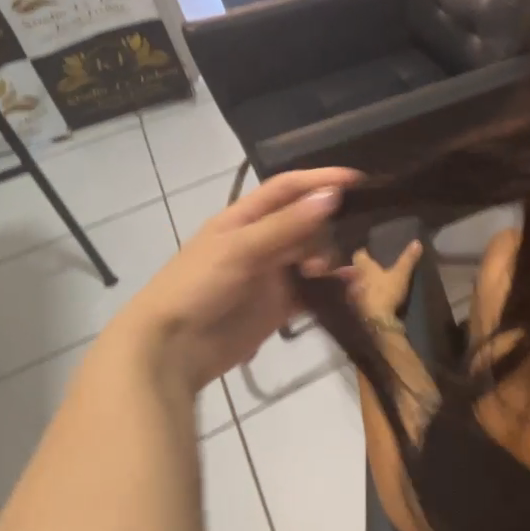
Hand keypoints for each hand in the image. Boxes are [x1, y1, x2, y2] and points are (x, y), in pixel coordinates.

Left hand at [112, 169, 357, 390]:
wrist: (170, 351)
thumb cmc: (197, 287)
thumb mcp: (240, 249)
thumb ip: (287, 224)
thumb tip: (333, 195)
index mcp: (244, 219)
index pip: (289, 189)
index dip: (321, 179)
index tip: (359, 180)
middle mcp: (262, 241)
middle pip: (307, 221)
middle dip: (332, 225)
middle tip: (350, 238)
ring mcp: (272, 274)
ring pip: (315, 255)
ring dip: (334, 257)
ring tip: (341, 270)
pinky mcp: (280, 305)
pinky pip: (315, 290)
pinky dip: (334, 287)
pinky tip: (351, 288)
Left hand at [351, 239, 424, 320]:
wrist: (376, 321)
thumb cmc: (386, 292)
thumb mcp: (401, 274)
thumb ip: (408, 258)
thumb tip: (416, 241)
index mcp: (363, 266)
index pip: (358, 254)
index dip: (364, 252)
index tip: (370, 251)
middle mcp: (353, 277)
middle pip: (355, 269)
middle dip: (362, 268)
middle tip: (374, 267)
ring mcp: (352, 293)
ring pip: (355, 283)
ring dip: (362, 283)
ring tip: (373, 283)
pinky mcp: (354, 307)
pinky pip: (358, 297)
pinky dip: (363, 296)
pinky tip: (371, 298)